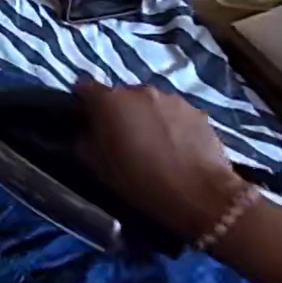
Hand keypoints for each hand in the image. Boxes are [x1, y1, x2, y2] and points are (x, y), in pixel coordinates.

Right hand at [74, 78, 247, 240]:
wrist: (200, 194)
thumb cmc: (139, 180)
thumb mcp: (96, 165)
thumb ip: (84, 140)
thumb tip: (85, 130)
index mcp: (110, 100)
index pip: (85, 88)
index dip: (81, 102)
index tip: (84, 119)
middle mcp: (139, 90)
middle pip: (120, 95)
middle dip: (116, 111)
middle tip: (119, 136)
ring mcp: (172, 98)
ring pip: (148, 103)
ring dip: (145, 116)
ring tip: (151, 143)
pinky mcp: (197, 111)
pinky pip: (173, 113)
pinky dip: (169, 124)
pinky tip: (175, 147)